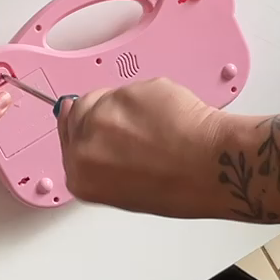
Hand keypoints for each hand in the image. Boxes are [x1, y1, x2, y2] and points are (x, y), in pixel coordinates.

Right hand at [59, 78, 227, 217]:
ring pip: (103, 96)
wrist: (211, 167)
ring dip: (124, 105)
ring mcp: (104, 115)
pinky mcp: (127, 92)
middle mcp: (84, 145)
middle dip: (102, 115)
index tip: (96, 127)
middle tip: (133, 129)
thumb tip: (94, 137)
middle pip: (78, 112)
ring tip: (154, 127)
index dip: (85, 131)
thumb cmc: (180, 187)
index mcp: (81, 176)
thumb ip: (99, 164)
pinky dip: (147, 98)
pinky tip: (165, 117)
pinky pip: (131, 89)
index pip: (67, 141)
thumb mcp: (125, 190)